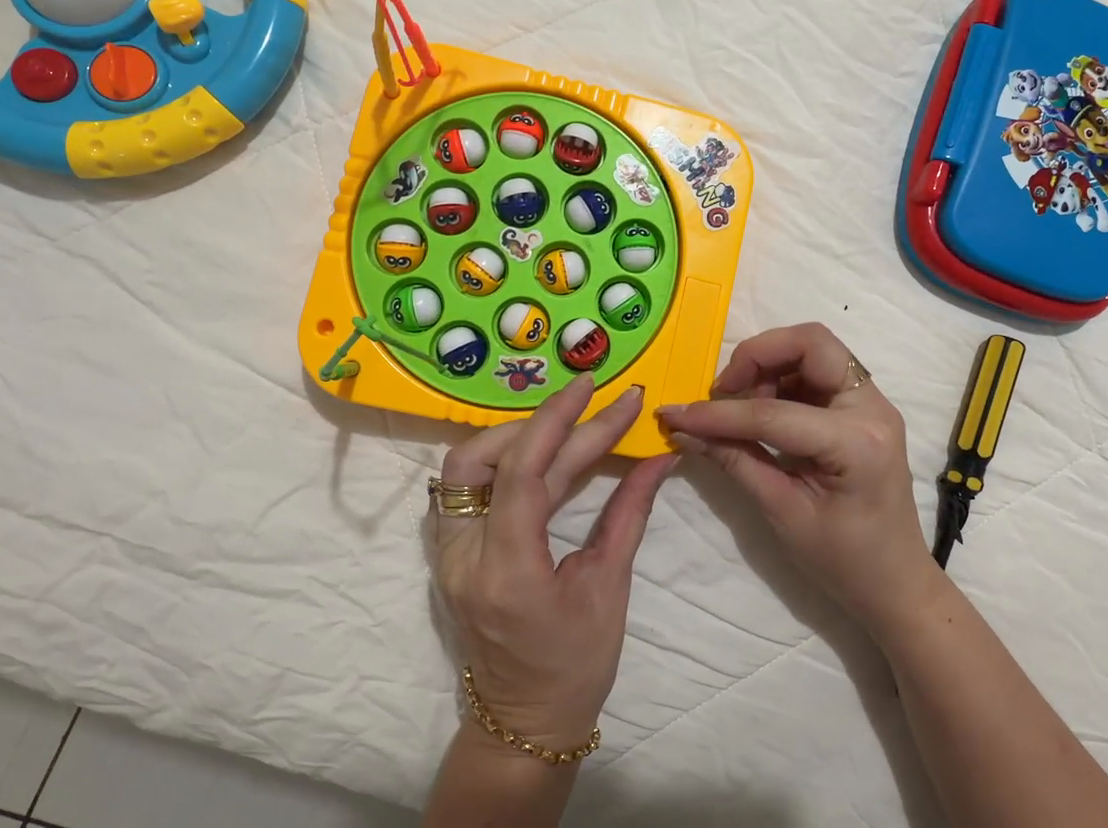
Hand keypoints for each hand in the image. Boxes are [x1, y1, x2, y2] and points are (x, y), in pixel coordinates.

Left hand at [432, 376, 676, 751]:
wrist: (524, 719)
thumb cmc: (576, 664)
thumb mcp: (609, 586)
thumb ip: (629, 513)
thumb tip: (660, 457)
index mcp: (507, 570)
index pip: (522, 471)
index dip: (559, 419)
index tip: (597, 386)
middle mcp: (463, 555)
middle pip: (488, 459)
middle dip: (546, 423)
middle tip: (596, 406)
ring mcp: (447, 554)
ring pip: (465, 467)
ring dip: (516, 435)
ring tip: (567, 423)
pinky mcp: (449, 552)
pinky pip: (465, 487)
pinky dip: (501, 458)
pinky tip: (538, 450)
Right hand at [656, 324, 941, 634]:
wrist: (894, 582)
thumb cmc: (844, 561)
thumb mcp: (784, 513)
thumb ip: (736, 462)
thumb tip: (685, 429)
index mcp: (857, 442)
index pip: (774, 411)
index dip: (719, 413)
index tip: (676, 413)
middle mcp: (872, 408)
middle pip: (811, 342)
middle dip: (758, 355)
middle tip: (725, 391)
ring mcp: (873, 403)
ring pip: (815, 349)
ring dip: (771, 364)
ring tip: (741, 405)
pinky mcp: (864, 407)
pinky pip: (820, 370)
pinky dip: (784, 378)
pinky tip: (763, 408)